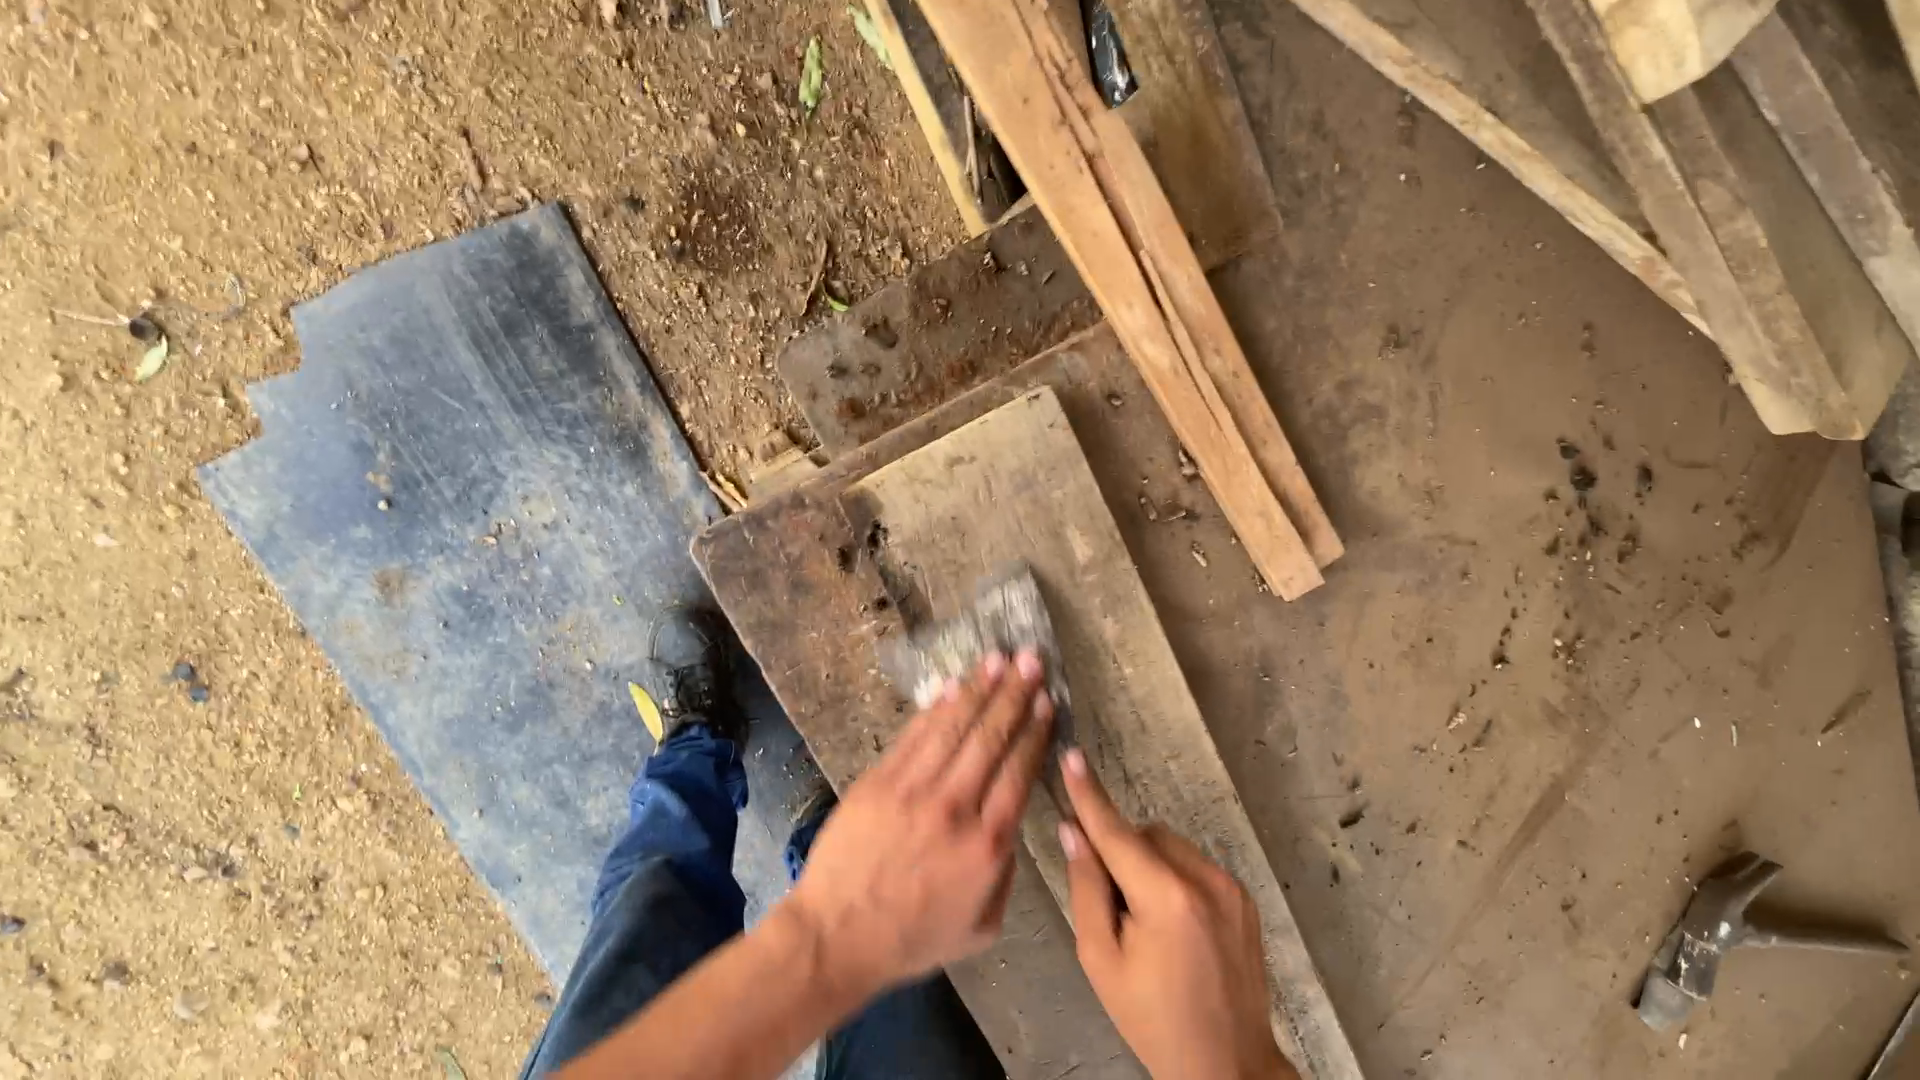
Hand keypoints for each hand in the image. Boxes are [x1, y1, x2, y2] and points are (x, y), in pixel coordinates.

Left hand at [784, 650, 1054, 996]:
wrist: (836, 936)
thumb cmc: (911, 938)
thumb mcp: (981, 927)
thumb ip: (1005, 875)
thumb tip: (1010, 827)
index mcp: (986, 846)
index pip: (1019, 773)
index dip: (1035, 732)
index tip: (1047, 702)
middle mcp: (955, 808)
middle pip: (991, 738)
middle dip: (1014, 695)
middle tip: (1031, 661)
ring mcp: (913, 789)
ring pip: (954, 727)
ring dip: (979, 688)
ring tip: (999, 658)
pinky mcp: (878, 781)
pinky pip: (914, 735)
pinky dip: (935, 708)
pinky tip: (953, 686)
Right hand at [1058, 748, 1295, 1079]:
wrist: (1228, 1066)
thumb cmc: (1153, 1018)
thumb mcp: (1100, 960)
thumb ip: (1085, 887)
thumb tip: (1072, 831)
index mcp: (1166, 898)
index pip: (1115, 832)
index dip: (1089, 794)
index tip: (1071, 756)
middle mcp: (1205, 880)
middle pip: (1144, 835)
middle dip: (1120, 852)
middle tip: (1111, 901)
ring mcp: (1230, 886)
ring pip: (1169, 845)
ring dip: (1147, 863)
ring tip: (1144, 918)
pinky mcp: (1242, 896)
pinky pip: (1193, 864)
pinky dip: (1172, 877)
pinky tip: (1171, 923)